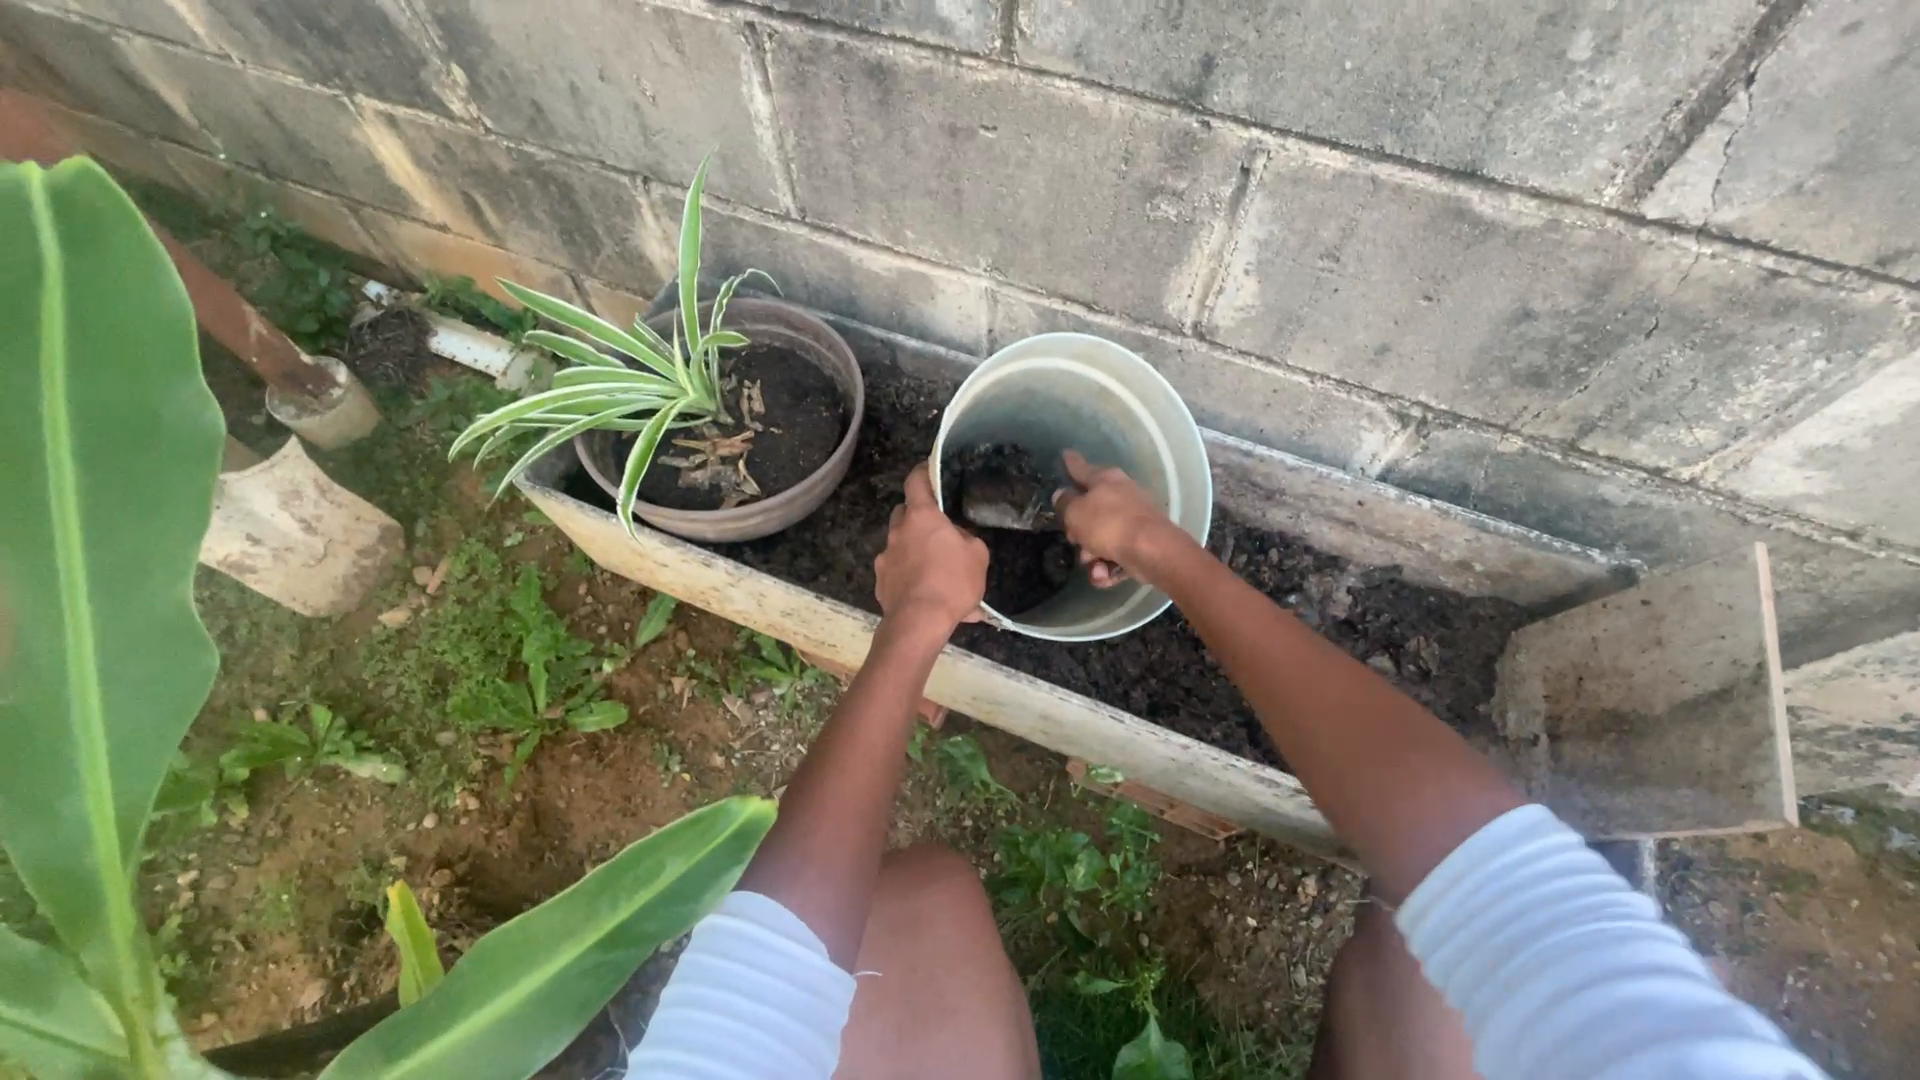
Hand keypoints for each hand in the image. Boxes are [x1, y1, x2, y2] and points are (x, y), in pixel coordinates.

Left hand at [874, 464, 988, 629]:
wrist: (919, 621)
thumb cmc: (952, 582)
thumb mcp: (977, 555)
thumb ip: (967, 538)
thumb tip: (958, 537)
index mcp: (922, 517)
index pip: (915, 481)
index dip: (922, 472)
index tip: (928, 470)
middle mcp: (898, 531)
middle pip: (903, 512)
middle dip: (917, 515)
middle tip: (936, 528)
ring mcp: (885, 557)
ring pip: (898, 543)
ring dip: (913, 548)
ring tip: (934, 569)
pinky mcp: (880, 581)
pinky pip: (895, 570)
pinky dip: (907, 575)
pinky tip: (924, 592)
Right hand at [1052, 450, 1193, 587]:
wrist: (1152, 550)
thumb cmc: (1108, 524)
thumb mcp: (1076, 512)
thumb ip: (1065, 503)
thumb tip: (1062, 495)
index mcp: (1105, 480)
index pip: (1082, 468)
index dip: (1071, 463)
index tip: (1065, 454)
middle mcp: (1122, 495)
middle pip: (1091, 511)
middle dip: (1079, 531)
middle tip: (1074, 539)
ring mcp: (1134, 519)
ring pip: (1101, 538)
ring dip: (1092, 555)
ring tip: (1094, 565)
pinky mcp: (1142, 543)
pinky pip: (1116, 555)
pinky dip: (1108, 567)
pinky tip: (1105, 574)